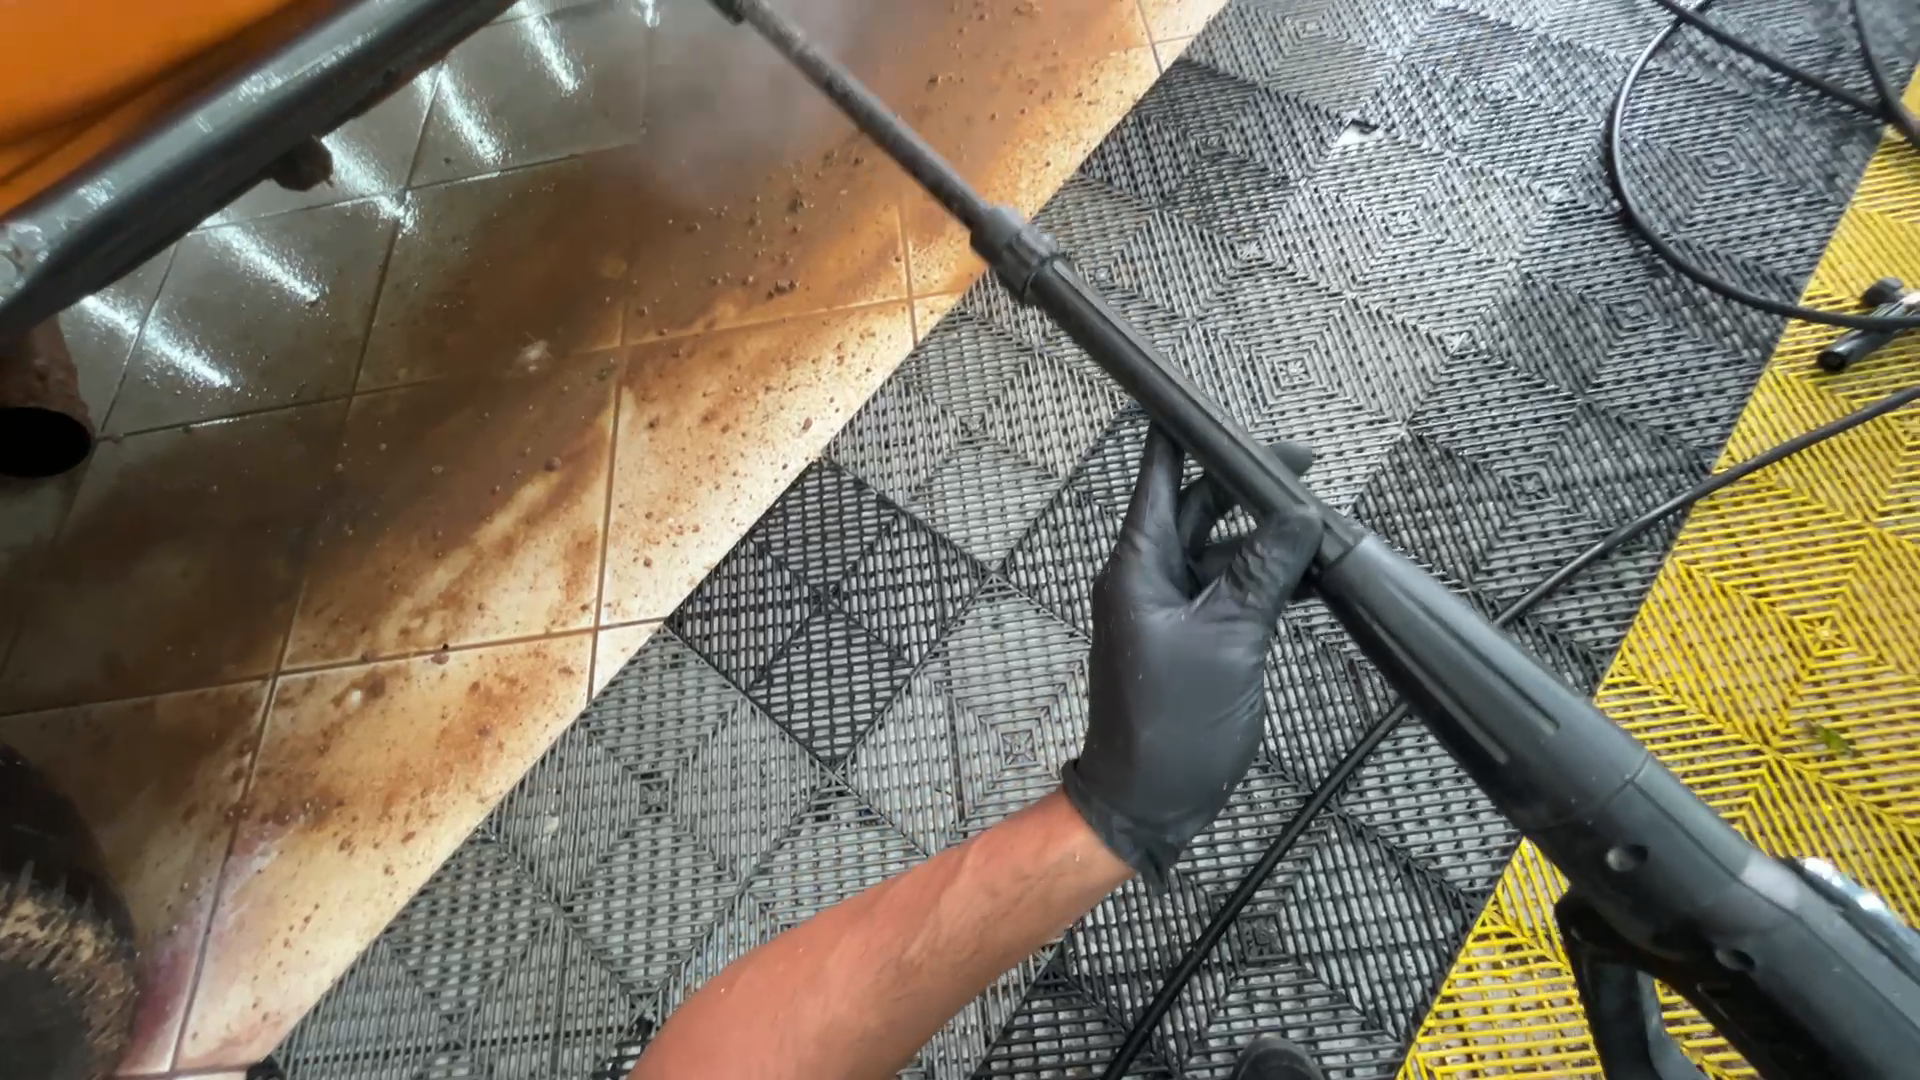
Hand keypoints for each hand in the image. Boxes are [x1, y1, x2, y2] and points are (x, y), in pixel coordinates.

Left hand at [1062, 424, 1321, 888]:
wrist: (1148, 794)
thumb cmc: (1171, 723)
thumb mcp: (1230, 638)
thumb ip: (1265, 572)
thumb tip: (1299, 516)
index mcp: (1139, 563)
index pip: (1158, 477)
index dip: (1179, 434)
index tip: (1207, 400)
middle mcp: (1149, 574)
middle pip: (1198, 507)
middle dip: (1247, 486)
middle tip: (1305, 468)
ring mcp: (1169, 604)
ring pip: (1220, 550)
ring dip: (1264, 539)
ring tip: (1321, 526)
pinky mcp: (1190, 631)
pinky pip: (1227, 588)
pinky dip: (1263, 579)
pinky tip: (1308, 577)